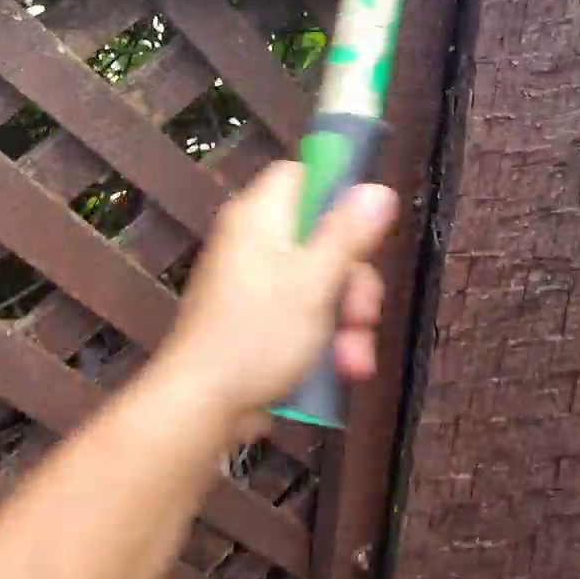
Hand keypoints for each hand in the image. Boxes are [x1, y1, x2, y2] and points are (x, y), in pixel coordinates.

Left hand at [160, 161, 397, 423]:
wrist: (201, 405)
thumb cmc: (258, 336)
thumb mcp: (315, 282)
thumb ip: (348, 234)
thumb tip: (378, 188)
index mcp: (261, 216)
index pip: (303, 173)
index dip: (338, 192)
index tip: (364, 227)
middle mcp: (255, 239)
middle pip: (323, 233)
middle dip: (353, 279)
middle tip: (362, 314)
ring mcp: (254, 279)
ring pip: (320, 278)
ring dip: (346, 317)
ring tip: (352, 359)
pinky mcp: (255, 315)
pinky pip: (303, 308)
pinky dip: (325, 333)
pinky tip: (340, 368)